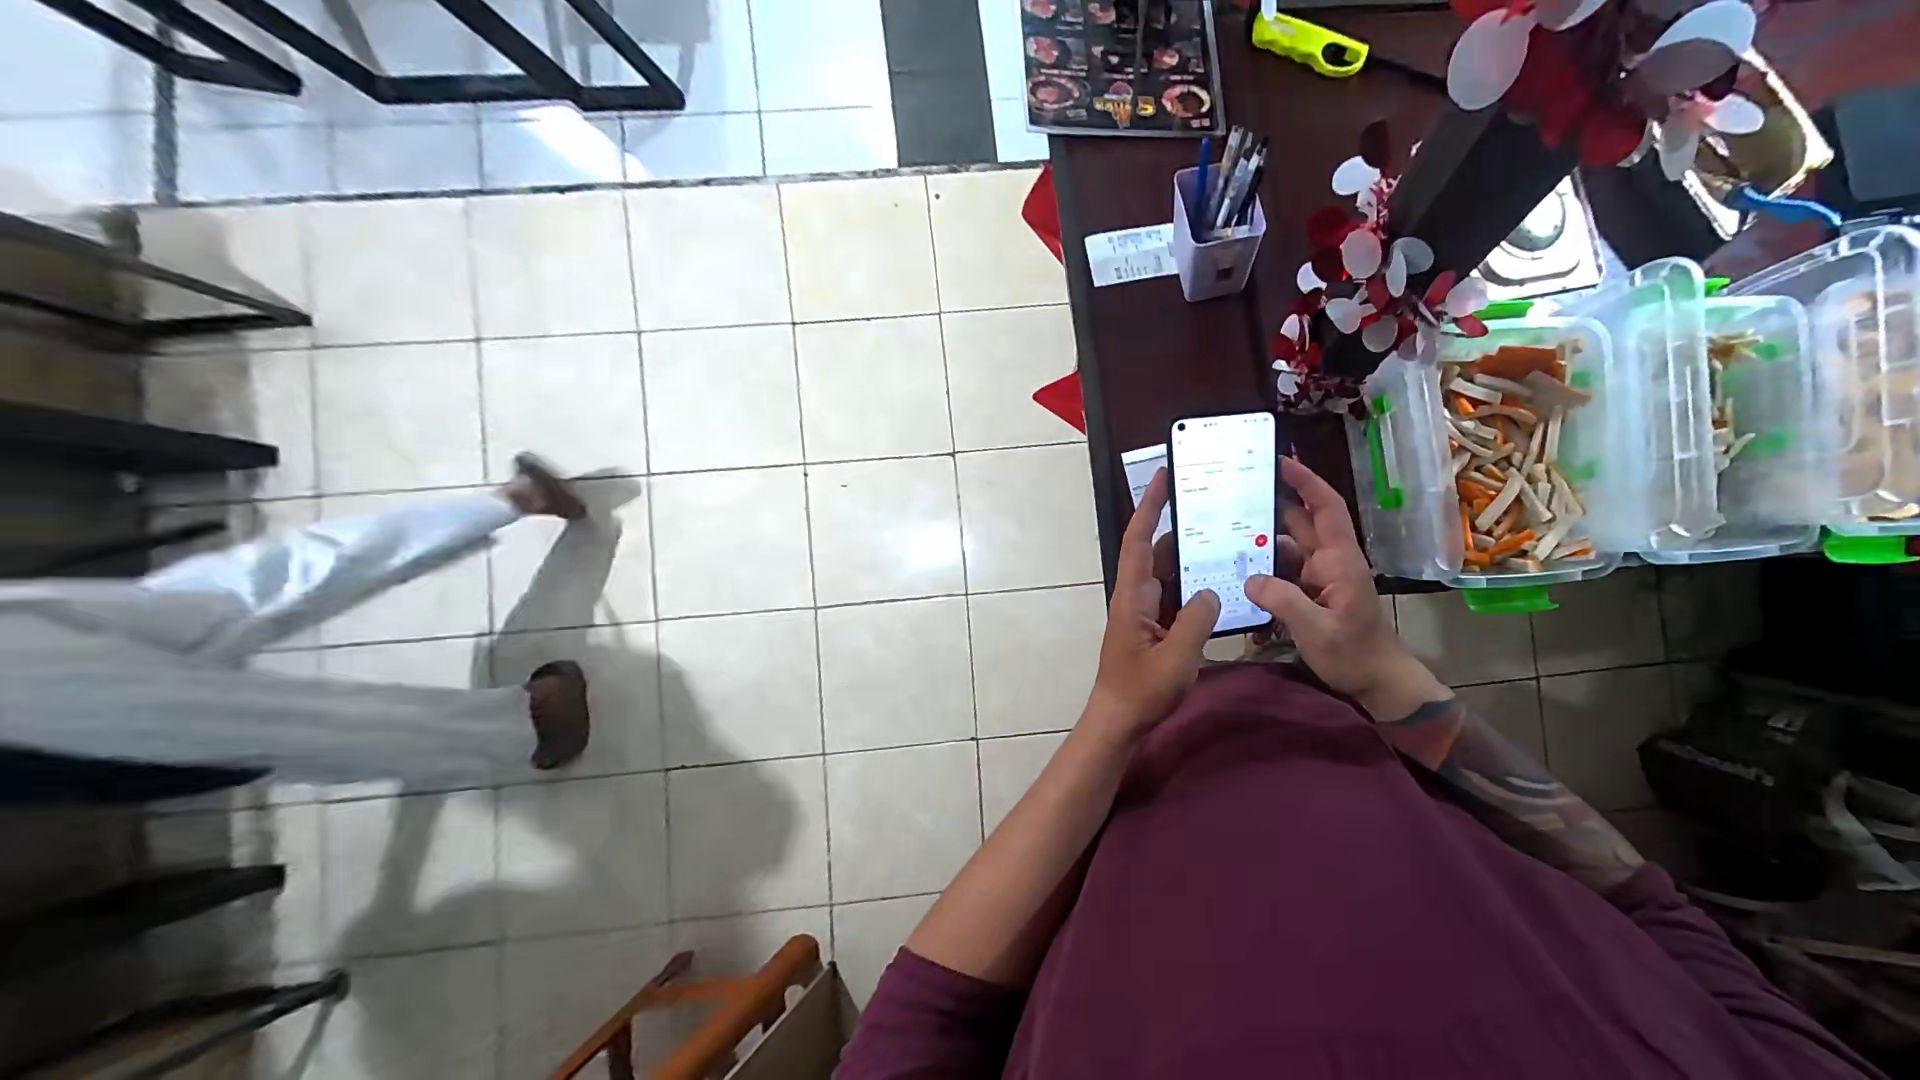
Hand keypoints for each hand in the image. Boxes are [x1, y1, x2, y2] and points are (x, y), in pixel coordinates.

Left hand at [1084, 468, 1218, 738]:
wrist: (1120, 720)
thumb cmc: (1141, 690)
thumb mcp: (1176, 658)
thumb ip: (1196, 621)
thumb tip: (1210, 591)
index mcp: (1133, 597)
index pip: (1138, 541)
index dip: (1150, 507)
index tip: (1164, 477)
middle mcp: (1137, 596)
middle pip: (1158, 552)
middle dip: (1181, 527)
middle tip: (1215, 507)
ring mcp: (1146, 611)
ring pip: (1171, 574)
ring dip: (1193, 558)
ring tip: (1228, 538)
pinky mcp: (1157, 626)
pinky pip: (1178, 596)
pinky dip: (1197, 586)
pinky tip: (1225, 583)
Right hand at [1244, 457, 1446, 719]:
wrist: (1375, 681)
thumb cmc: (1354, 653)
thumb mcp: (1317, 629)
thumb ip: (1283, 600)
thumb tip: (1250, 578)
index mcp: (1339, 561)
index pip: (1325, 509)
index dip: (1306, 482)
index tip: (1281, 462)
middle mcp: (1328, 562)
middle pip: (1300, 522)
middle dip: (1272, 503)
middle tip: (1235, 491)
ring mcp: (1318, 578)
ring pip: (1286, 547)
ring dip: (1260, 539)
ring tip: (1224, 530)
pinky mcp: (1308, 593)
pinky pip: (1281, 571)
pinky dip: (1261, 566)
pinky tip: (1235, 568)